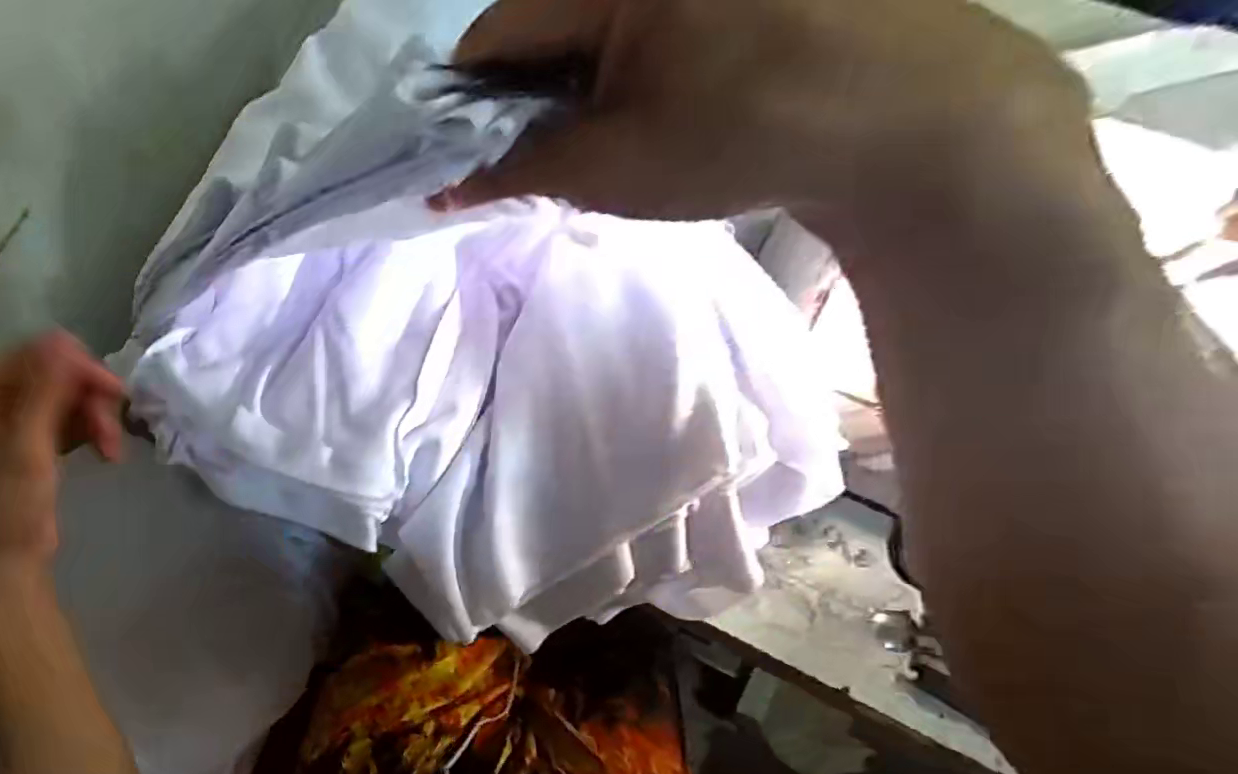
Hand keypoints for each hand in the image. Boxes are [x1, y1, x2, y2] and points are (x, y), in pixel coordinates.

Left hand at [0, 330, 123, 590]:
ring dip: (93, 418)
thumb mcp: (27, 449)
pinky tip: (106, 450)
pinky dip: (87, 430)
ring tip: (113, 451)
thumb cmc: (9, 513)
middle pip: (50, 374)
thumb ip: (44, 392)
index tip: (118, 396)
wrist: (5, 570)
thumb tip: (63, 338)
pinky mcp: (25, 441)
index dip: (77, 369)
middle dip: (88, 400)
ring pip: (62, 397)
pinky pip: (62, 419)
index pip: (32, 356)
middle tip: (114, 438)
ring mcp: (4, 421)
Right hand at [436, 0, 1094, 233]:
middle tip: (537, 159)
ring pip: (583, 23)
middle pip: (538, 21)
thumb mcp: (604, 169)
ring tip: (596, 136)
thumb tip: (441, 186)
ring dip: (568, 84)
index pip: (494, 33)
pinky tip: (641, 103)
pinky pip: (633, 17)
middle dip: (521, 97)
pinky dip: (614, 64)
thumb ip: (511, 171)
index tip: (468, 160)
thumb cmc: (737, 142)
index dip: (467, 105)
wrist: (901, 117)